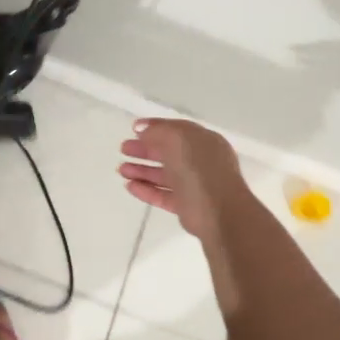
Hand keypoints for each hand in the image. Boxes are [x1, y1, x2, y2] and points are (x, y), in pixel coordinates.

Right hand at [118, 118, 255, 239]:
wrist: (219, 211)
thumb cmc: (200, 168)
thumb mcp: (177, 139)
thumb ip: (158, 131)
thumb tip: (142, 128)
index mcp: (204, 141)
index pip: (177, 130)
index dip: (155, 128)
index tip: (133, 129)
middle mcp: (201, 161)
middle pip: (168, 153)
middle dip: (145, 150)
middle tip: (124, 149)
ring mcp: (194, 185)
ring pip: (164, 175)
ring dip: (142, 171)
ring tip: (121, 170)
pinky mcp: (187, 206)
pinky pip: (163, 195)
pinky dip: (147, 190)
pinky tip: (130, 186)